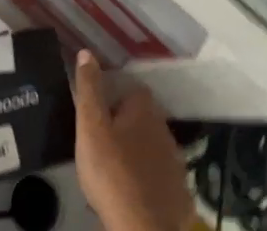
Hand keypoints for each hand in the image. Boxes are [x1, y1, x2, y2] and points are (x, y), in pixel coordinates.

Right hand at [74, 51, 195, 230]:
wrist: (142, 226)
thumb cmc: (111, 170)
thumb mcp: (90, 127)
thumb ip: (89, 89)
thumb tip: (87, 53)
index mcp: (145, 110)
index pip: (132, 90)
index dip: (113, 99)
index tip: (97, 114)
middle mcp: (165, 129)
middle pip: (143, 118)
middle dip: (125, 125)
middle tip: (102, 142)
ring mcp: (176, 161)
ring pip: (153, 147)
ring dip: (138, 151)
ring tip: (115, 166)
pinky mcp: (179, 190)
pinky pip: (161, 175)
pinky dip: (149, 178)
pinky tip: (134, 189)